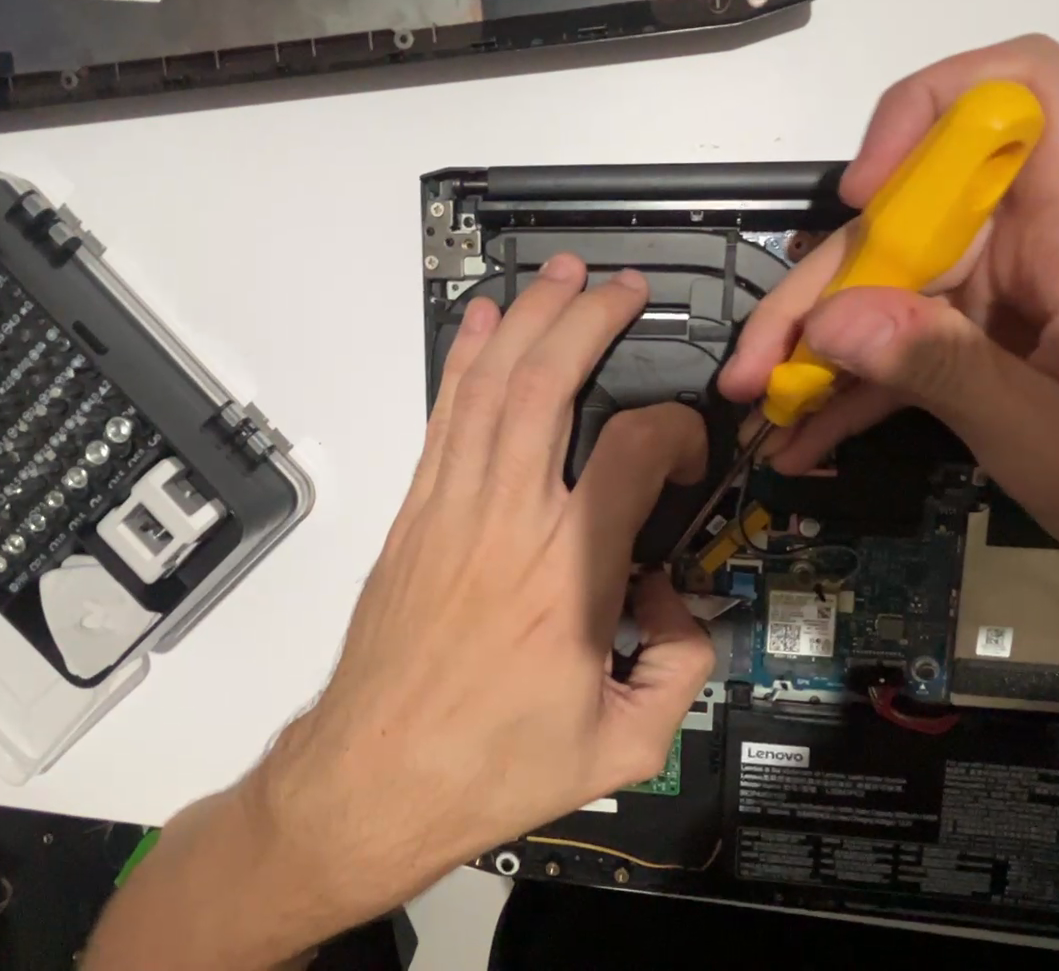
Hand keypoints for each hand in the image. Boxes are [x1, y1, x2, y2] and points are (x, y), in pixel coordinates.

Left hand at [261, 257, 711, 946]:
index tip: (690, 449)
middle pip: (548, 385)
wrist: (368, 781)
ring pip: (491, 386)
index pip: (634, 452)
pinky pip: (443, 417)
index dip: (677, 430)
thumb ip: (679, 669)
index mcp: (569, 575)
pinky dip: (465, 361)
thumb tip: (683, 606)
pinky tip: (483, 323)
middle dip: (590, 320)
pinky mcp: (415, 514)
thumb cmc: (491, 769)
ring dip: (528, 320)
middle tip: (623, 288)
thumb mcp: (622, 747)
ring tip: (561, 277)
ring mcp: (451, 508)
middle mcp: (508, 521)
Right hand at [720, 35, 1058, 600]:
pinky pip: (915, 347)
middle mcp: (1047, 241)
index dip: (920, 117)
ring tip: (764, 417)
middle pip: (909, 222)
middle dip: (817, 294)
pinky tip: (809, 437)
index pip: (1016, 92)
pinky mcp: (1007, 342)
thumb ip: (948, 374)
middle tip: (751, 375)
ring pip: (893, 290)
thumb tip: (829, 321)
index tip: (859, 198)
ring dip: (821, 351)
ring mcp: (1021, 294)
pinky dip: (861, 389)